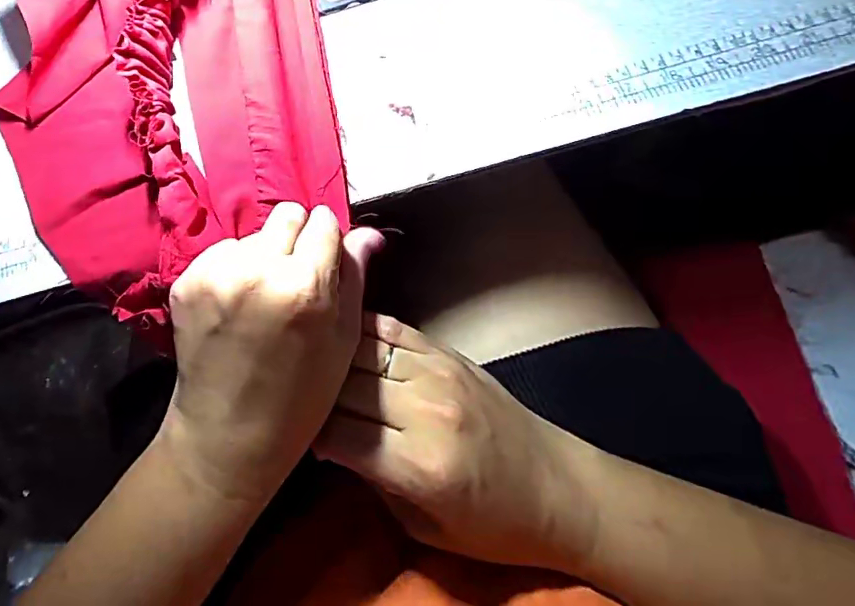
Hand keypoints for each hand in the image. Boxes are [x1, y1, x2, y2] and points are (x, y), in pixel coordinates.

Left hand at [158, 203, 384, 504]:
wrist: (227, 435)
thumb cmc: (300, 397)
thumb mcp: (342, 341)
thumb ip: (354, 277)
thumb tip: (368, 231)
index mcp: (305, 285)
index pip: (322, 222)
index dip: (326, 240)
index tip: (322, 259)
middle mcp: (257, 269)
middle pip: (285, 215)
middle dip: (294, 238)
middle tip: (293, 277)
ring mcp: (215, 273)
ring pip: (251, 236)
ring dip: (261, 255)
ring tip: (261, 299)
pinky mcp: (186, 280)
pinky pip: (220, 253)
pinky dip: (230, 269)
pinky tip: (234, 305)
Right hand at [313, 313, 597, 571]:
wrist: (561, 488)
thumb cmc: (493, 524)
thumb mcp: (425, 528)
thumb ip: (372, 481)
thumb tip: (321, 440)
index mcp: (421, 465)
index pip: (337, 433)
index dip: (307, 431)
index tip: (294, 432)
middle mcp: (425, 410)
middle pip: (342, 386)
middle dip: (310, 392)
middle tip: (293, 395)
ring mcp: (436, 371)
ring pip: (356, 349)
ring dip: (327, 356)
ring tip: (307, 364)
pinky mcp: (444, 349)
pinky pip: (384, 326)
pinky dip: (355, 329)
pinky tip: (336, 337)